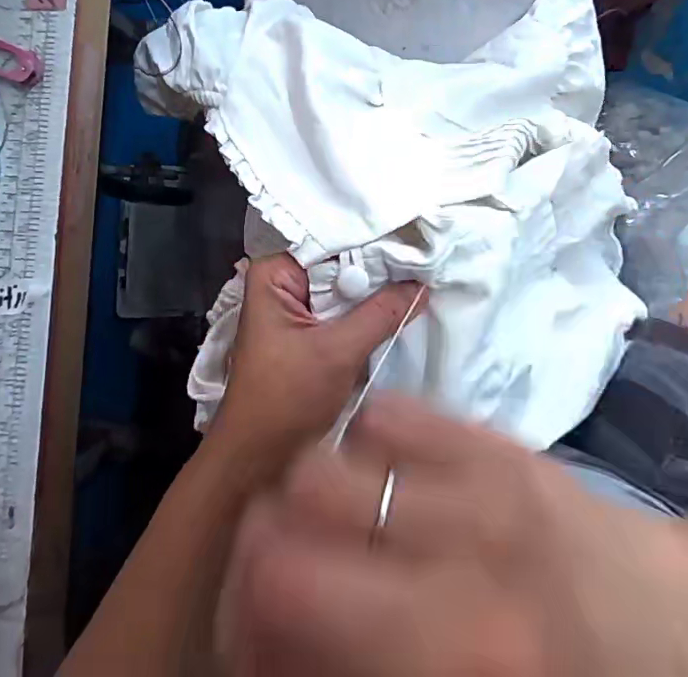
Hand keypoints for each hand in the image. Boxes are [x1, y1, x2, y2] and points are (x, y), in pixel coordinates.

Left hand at [207, 255, 423, 469]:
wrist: (259, 454)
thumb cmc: (285, 399)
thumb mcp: (337, 352)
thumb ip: (380, 314)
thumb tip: (422, 284)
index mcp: (272, 272)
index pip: (326, 237)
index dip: (369, 236)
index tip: (413, 232)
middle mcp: (281, 280)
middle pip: (336, 258)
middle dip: (378, 260)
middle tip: (427, 251)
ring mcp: (296, 304)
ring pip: (343, 283)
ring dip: (377, 284)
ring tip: (423, 269)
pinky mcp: (310, 328)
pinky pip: (343, 306)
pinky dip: (368, 307)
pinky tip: (403, 298)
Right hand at [218, 395, 687, 675]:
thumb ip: (356, 660)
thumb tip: (273, 647)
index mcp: (461, 643)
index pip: (288, 591)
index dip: (242, 616)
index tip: (245, 637)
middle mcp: (461, 547)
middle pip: (293, 508)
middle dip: (257, 549)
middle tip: (269, 583)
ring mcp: (477, 476)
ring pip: (325, 454)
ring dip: (302, 496)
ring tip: (323, 533)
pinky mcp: (491, 437)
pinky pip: (381, 414)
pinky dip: (357, 449)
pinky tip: (377, 486)